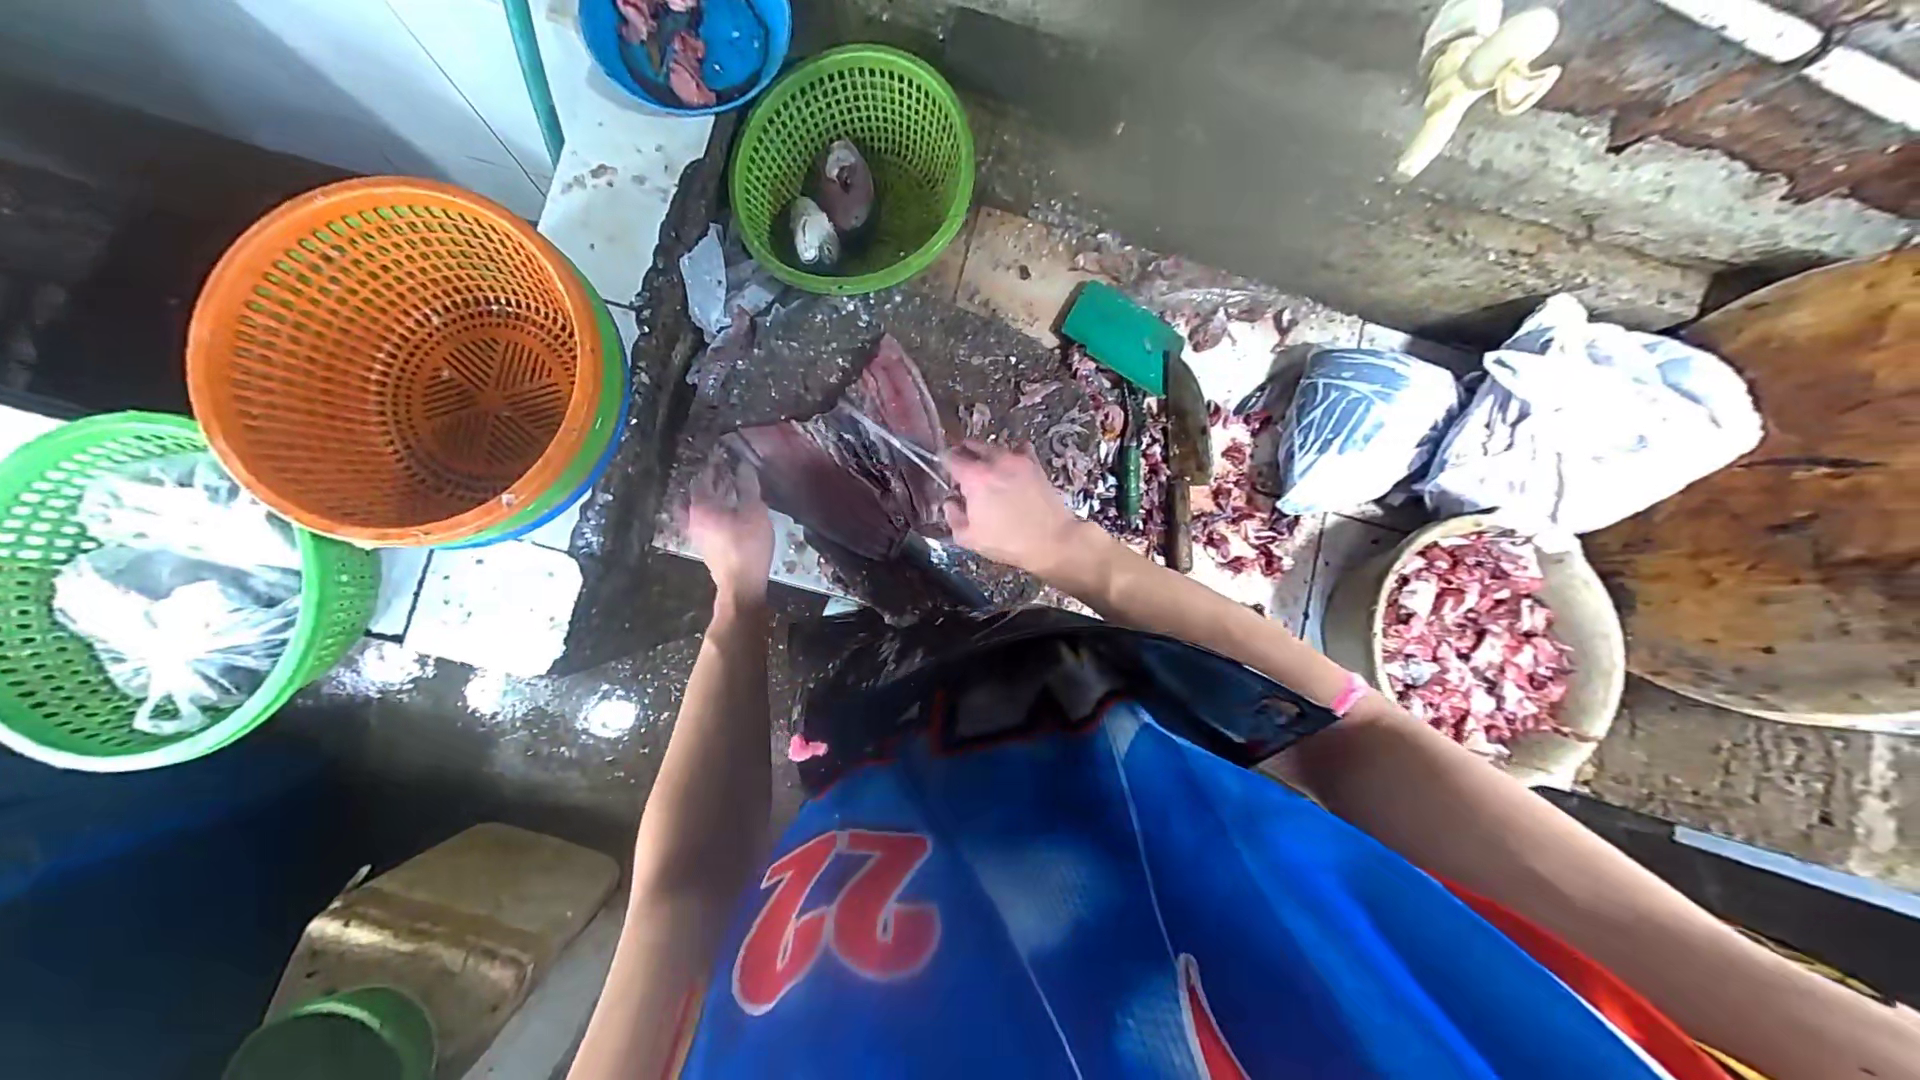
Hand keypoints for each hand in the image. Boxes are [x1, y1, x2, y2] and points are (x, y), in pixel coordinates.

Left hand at [688, 450, 773, 606]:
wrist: (741, 584)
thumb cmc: (748, 546)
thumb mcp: (754, 511)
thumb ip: (748, 486)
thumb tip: (745, 467)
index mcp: (701, 506)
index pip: (704, 477)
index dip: (714, 465)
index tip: (724, 455)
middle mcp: (692, 517)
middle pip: (697, 492)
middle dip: (710, 481)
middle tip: (724, 471)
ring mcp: (695, 533)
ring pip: (698, 507)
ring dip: (710, 497)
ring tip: (726, 490)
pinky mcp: (704, 545)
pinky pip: (703, 520)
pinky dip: (712, 511)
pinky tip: (728, 511)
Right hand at [941, 440, 1096, 576]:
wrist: (1052, 541)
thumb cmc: (1009, 542)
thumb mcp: (969, 538)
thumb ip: (952, 516)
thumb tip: (951, 502)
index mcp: (975, 477)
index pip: (950, 457)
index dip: (945, 464)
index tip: (947, 475)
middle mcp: (995, 461)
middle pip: (972, 445)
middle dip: (964, 455)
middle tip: (964, 474)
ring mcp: (1018, 460)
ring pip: (994, 447)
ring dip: (986, 456)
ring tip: (988, 475)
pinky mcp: (1035, 465)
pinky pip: (1019, 450)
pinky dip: (1012, 455)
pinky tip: (1011, 470)